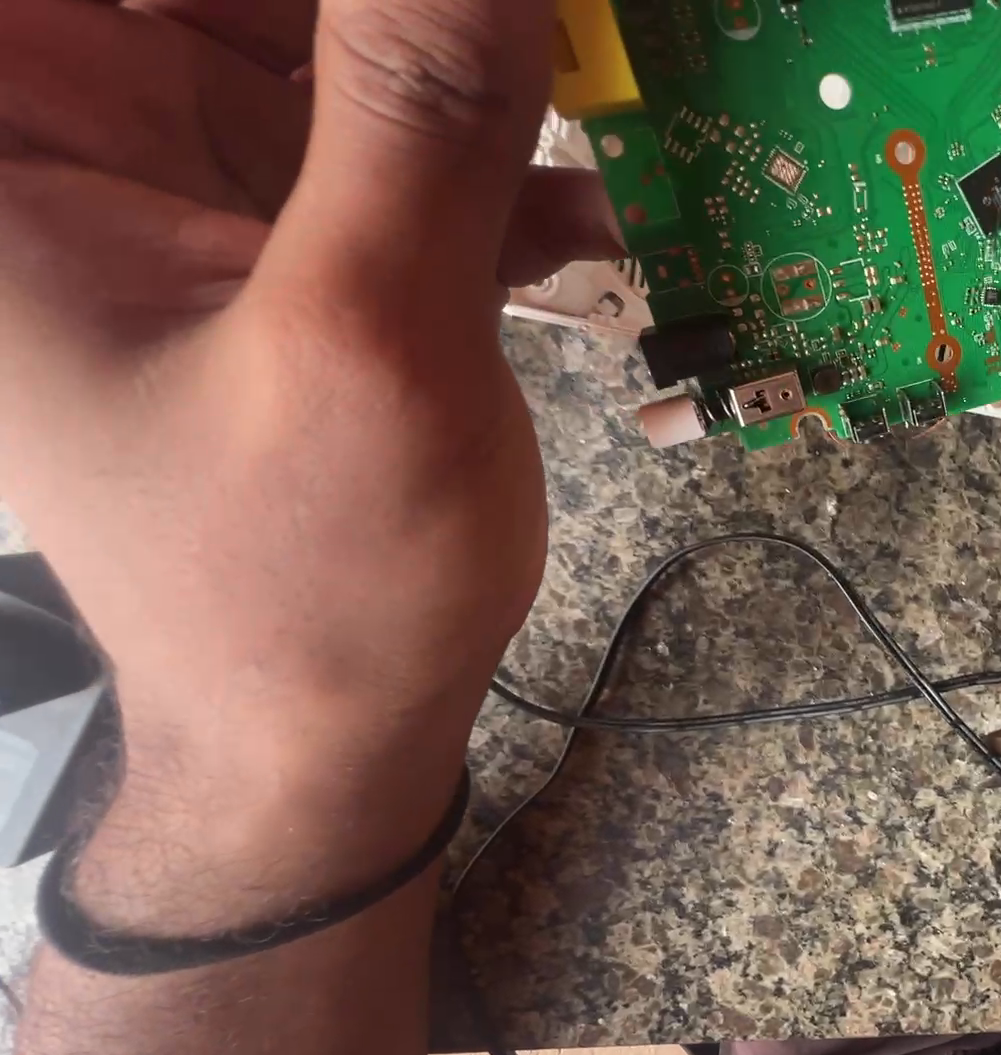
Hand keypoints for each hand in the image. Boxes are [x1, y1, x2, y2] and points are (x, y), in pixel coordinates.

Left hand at [0, 0, 614, 899]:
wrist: (345, 709)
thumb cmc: (321, 568)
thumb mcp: (370, 340)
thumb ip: (418, 129)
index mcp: (2, 135)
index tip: (503, 13)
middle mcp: (81, 135)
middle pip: (265, 10)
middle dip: (433, 31)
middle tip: (569, 41)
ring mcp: (214, 194)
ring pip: (364, 76)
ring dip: (494, 93)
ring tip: (610, 104)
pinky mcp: (322, 255)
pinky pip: (421, 170)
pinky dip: (515, 184)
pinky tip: (596, 215)